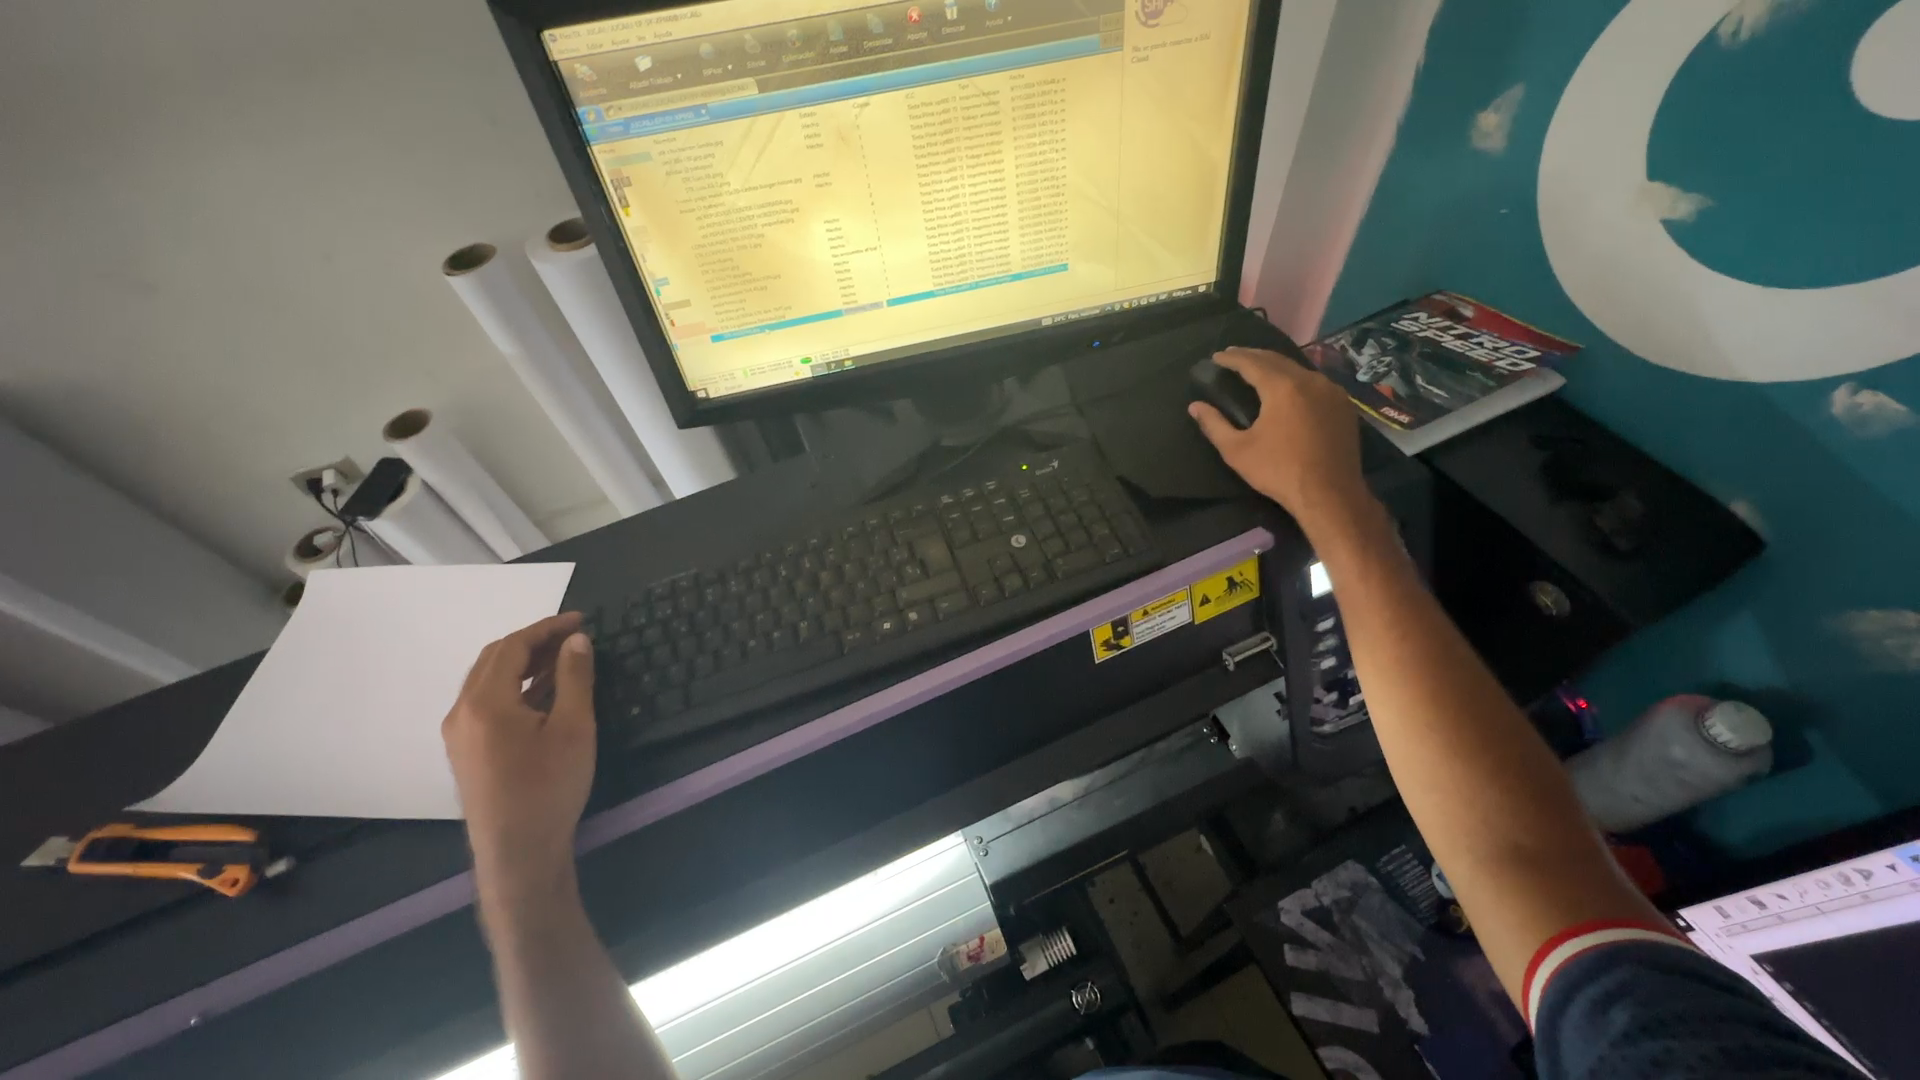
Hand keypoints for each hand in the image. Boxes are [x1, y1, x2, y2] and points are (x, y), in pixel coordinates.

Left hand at [442, 612, 595, 892]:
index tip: (581, 621)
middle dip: (534, 642)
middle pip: (495, 660)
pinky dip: (515, 688)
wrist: (518, 852)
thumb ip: (574, 678)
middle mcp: (462, 712)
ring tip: (564, 660)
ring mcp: (460, 734)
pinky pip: (487, 703)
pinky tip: (544, 694)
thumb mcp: (573, 728)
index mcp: (484, 702)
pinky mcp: (467, 753)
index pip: (512, 647)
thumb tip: (576, 641)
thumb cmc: (549, 787)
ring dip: (524, 664)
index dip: (547, 628)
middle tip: (574, 637)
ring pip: (489, 682)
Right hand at [1188, 347, 1373, 532]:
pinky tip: (1290, 388)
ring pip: (1298, 369)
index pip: (1252, 363)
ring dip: (1276, 366)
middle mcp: (1310, 380)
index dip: (1232, 358)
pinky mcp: (1344, 406)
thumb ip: (1214, 424)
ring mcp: (1331, 392)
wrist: (1330, 494)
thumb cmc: (1279, 472)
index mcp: (1282, 387)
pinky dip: (1296, 380)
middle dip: (1253, 356)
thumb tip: (1195, 406)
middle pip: (1276, 360)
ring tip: (1259, 369)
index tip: (1216, 357)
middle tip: (1234, 356)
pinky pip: (1315, 383)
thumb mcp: (1237, 451)